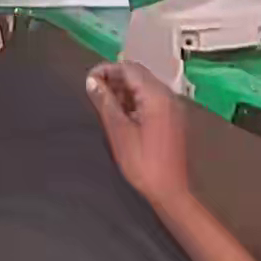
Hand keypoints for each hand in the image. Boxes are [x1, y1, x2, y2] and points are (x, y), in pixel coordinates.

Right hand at [85, 61, 191, 207]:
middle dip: (114, 78)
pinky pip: (149, 97)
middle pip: (137, 74)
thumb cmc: (143, 164)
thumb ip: (105, 102)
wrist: (171, 192)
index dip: (106, 69)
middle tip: (94, 90)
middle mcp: (167, 95)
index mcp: (156, 96)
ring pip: (143, 85)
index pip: (129, 68)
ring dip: (123, 88)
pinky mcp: (171, 117)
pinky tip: (120, 112)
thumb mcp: (119, 131)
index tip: (89, 79)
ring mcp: (171, 106)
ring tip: (104, 101)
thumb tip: (92, 81)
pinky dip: (133, 98)